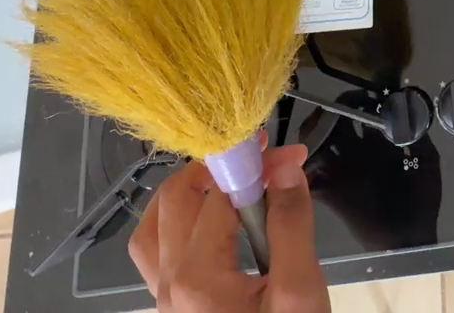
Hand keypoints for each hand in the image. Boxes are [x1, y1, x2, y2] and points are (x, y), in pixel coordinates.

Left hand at [129, 146, 329, 312]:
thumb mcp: (299, 291)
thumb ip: (290, 224)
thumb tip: (284, 167)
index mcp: (196, 278)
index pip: (219, 193)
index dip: (256, 164)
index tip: (292, 156)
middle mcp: (167, 287)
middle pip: (171, 202)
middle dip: (215, 168)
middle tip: (260, 159)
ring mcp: (164, 304)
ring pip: (153, 231)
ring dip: (187, 194)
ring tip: (229, 182)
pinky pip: (160, 256)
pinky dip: (181, 224)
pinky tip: (216, 225)